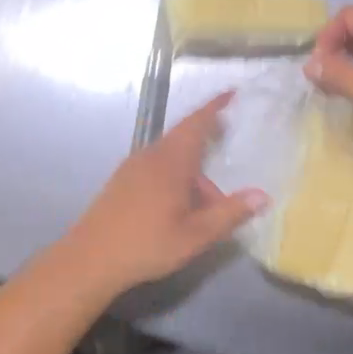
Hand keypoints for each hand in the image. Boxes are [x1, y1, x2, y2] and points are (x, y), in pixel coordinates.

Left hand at [55, 91, 267, 292]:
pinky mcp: (122, 182)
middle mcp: (150, 156)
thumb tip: (262, 195)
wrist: (89, 260)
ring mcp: (132, 168)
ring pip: (170, 155)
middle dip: (206, 135)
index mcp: (170, 162)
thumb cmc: (146, 245)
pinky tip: (181, 203)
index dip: (214, 107)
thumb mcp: (195, 235)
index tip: (231, 93)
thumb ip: (229, 213)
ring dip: (191, 166)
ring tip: (209, 194)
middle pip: (183, 137)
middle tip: (227, 138)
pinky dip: (176, 174)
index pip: (196, 123)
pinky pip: (156, 166)